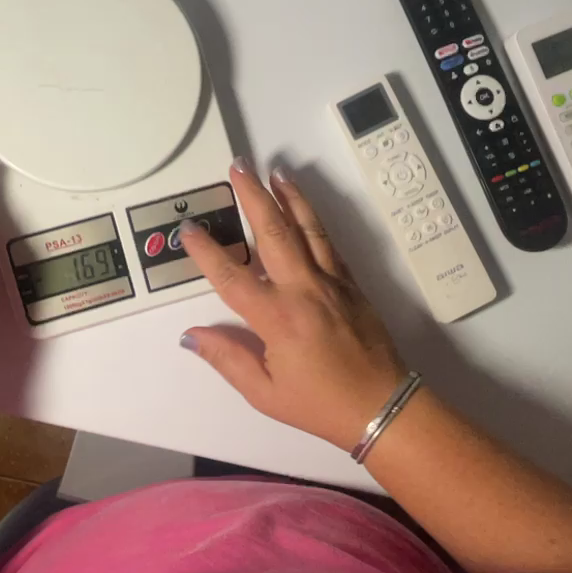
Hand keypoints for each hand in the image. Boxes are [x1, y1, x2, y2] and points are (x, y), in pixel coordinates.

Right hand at [178, 159, 406, 449]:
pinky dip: (313, 220)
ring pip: (307, 228)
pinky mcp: (351, 284)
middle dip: (252, 196)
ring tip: (274, 172)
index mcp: (277, 318)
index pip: (231, 276)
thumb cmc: (321, 404)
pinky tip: (304, 208)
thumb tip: (192, 335)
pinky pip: (328, 243)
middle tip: (238, 167)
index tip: (188, 230)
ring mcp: (331, 283)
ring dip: (289, 197)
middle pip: (273, 231)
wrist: (383, 405)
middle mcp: (304, 290)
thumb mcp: (264, 393)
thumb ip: (227, 358)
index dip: (206, 251)